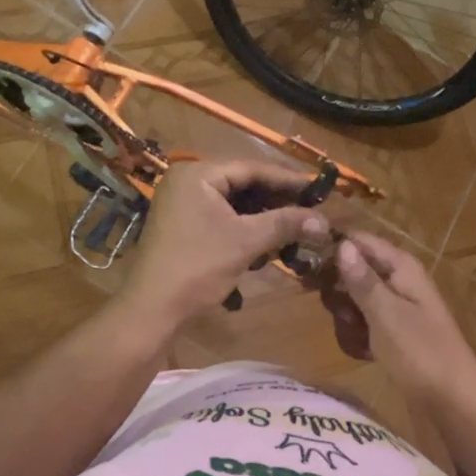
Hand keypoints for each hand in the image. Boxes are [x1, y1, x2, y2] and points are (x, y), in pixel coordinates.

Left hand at [119, 161, 326, 331]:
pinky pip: (220, 216)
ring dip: (262, 215)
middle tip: (310, 208)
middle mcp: (187, 180)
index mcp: (198, 173)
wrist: (151, 308)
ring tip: (294, 225)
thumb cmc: (198, 266)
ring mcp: (182, 202)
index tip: (319, 188)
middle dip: (276, 199)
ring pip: (233, 202)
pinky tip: (267, 241)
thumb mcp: (245, 242)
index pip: (252, 168)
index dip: (288, 180)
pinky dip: (244, 226)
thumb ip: (284, 224)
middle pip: (242, 182)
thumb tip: (324, 221)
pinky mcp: (182, 224)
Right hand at [334, 232, 475, 399]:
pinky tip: (364, 352)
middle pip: (352, 270)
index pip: (358, 241)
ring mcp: (395, 307)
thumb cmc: (420, 352)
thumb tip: (341, 244)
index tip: (304, 266)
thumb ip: (361, 279)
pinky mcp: (392, 332)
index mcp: (400, 266)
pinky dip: (359, 337)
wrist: (453, 402)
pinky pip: (363, 324)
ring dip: (347, 320)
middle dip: (339, 292)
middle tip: (340, 313)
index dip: (331, 248)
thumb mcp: (386, 313)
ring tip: (357, 338)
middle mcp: (397, 280)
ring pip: (353, 300)